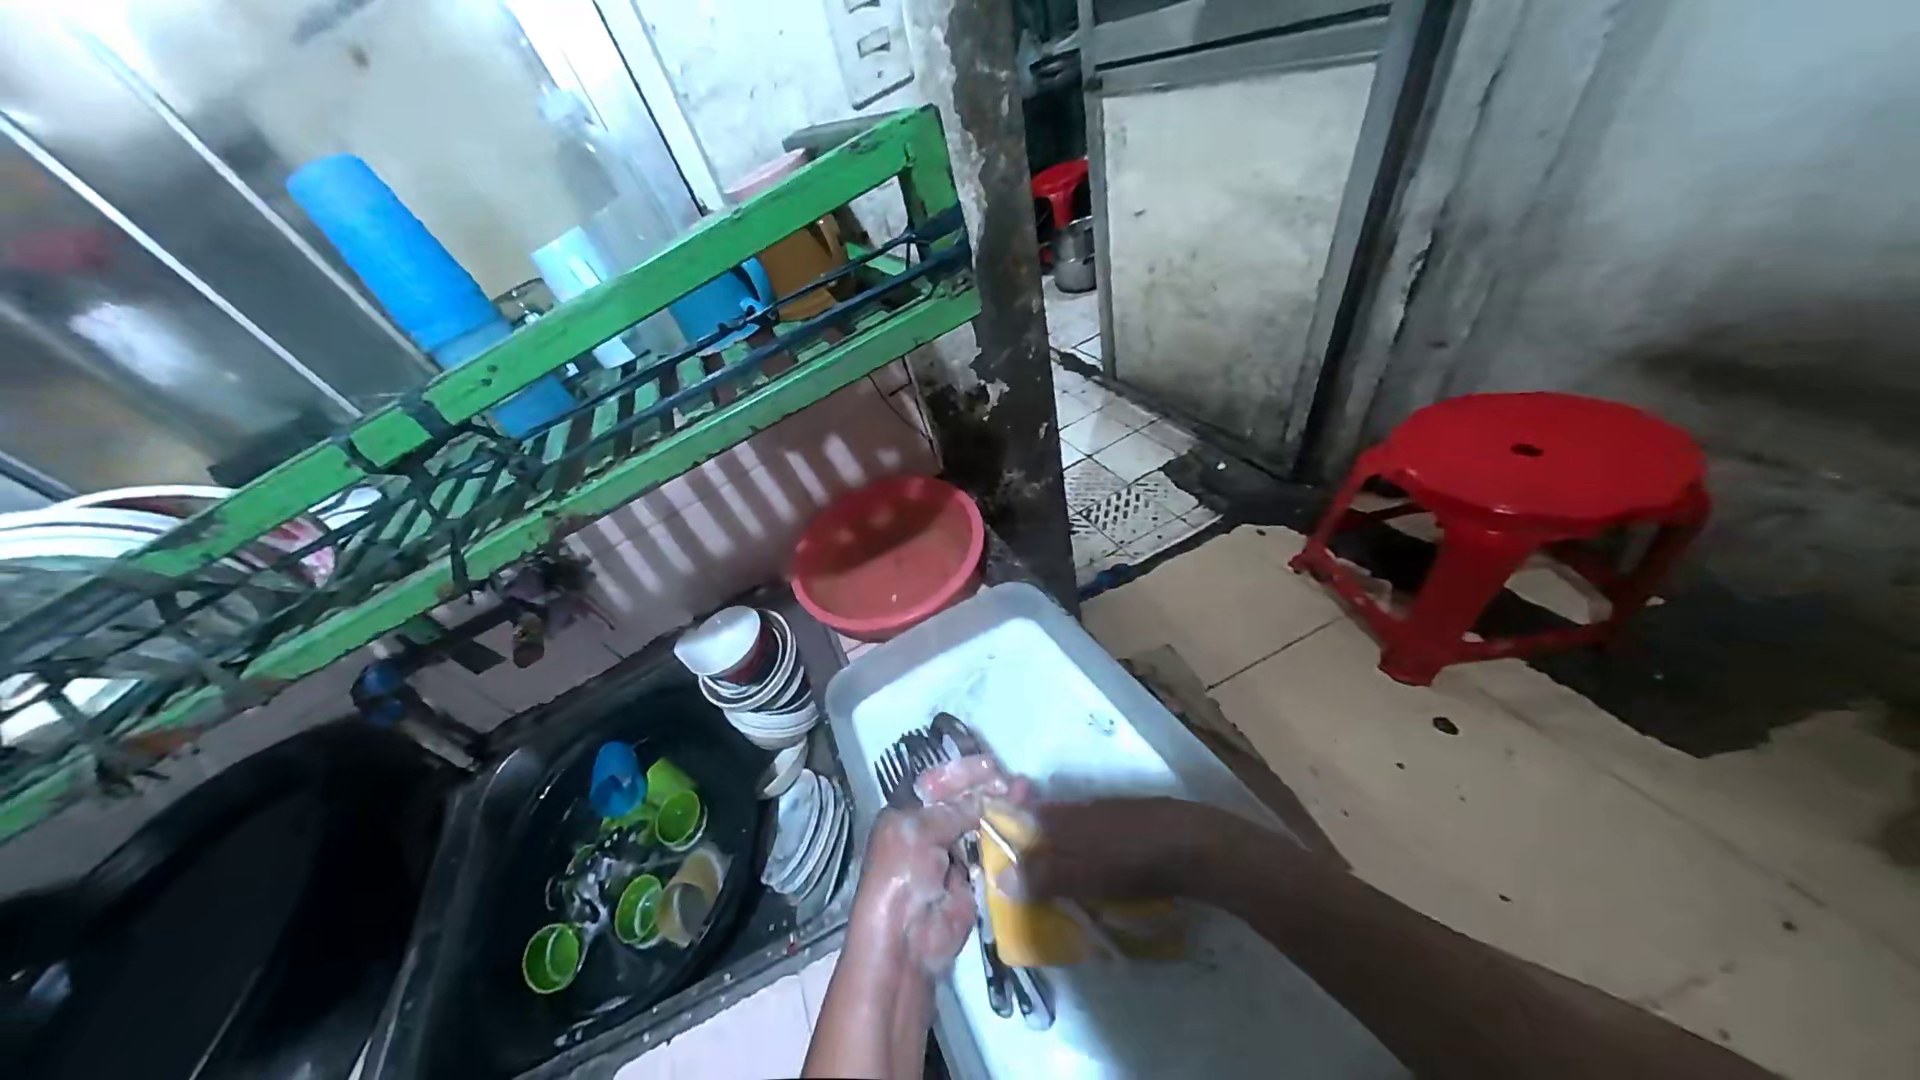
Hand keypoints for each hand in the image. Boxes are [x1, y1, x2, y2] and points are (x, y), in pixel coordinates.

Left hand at [850, 755, 1015, 972]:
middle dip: (988, 789)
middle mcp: (929, 830)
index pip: (937, 783)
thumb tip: (985, 797)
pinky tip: (1027, 823)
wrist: (906, 940)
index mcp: (907, 814)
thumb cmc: (900, 875)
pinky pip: (992, 852)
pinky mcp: (972, 878)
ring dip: (1002, 810)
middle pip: (962, 802)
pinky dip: (1009, 839)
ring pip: (980, 824)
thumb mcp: (918, 831)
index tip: (990, 765)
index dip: (962, 772)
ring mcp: (952, 854)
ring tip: (1028, 793)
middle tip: (1014, 781)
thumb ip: (954, 810)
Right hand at [1012, 797, 1262, 901]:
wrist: (1193, 845)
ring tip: (1062, 873)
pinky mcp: (1131, 817)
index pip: (1024, 817)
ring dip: (1062, 845)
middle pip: (1046, 820)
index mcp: (1063, 817)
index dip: (1010, 831)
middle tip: (1032, 874)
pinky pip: (1096, 829)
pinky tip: (1099, 863)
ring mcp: (1107, 809)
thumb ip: (1042, 876)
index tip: (1004, 858)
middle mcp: (1079, 807)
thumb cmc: (1131, 862)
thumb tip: (1000, 878)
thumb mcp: (1082, 876)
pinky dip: (1088, 845)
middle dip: (1035, 842)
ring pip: (1072, 824)